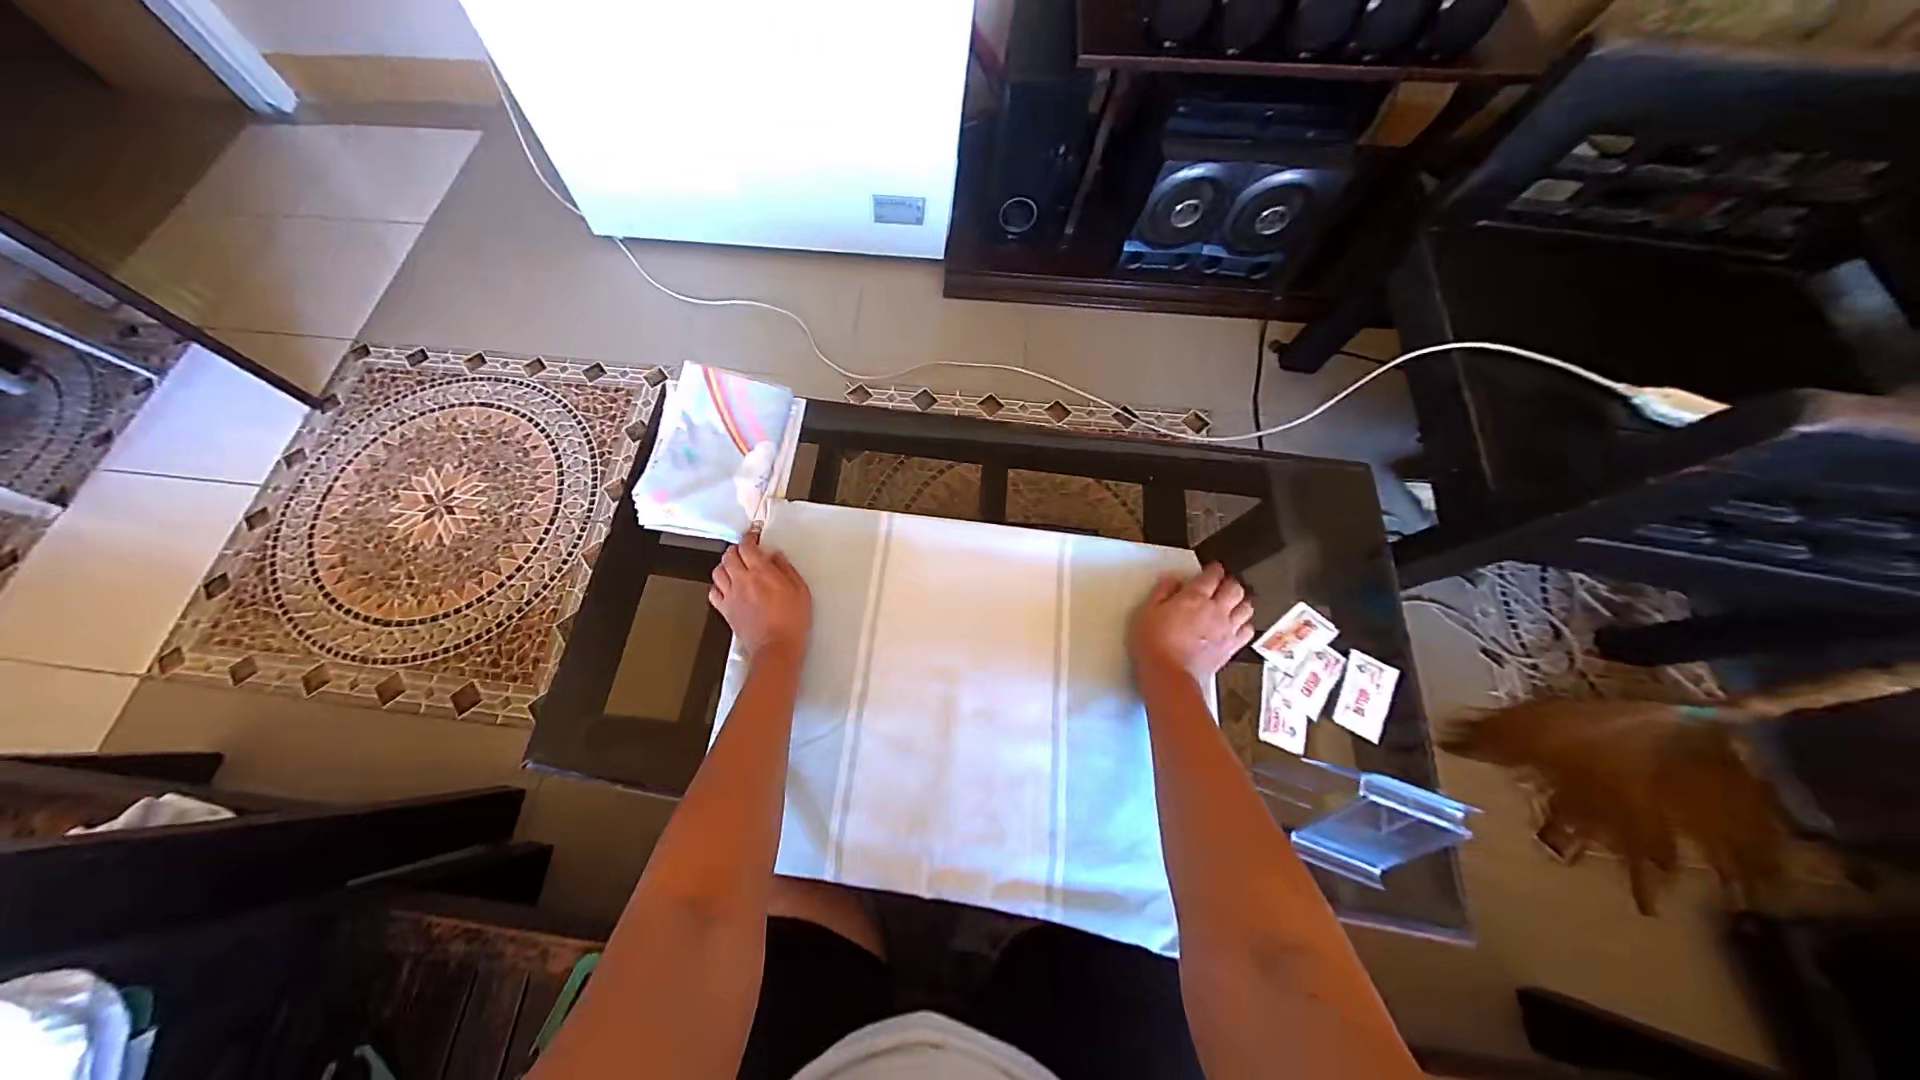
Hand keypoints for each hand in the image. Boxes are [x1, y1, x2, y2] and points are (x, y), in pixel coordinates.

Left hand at [710, 530, 811, 659]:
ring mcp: (731, 595)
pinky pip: (713, 592)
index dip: (750, 538)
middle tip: (746, 550)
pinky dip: (718, 586)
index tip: (754, 536)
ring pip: (718, 571)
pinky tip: (727, 587)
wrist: (777, 647)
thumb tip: (776, 557)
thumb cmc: (792, 622)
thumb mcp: (800, 590)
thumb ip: (786, 569)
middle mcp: (742, 581)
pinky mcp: (726, 610)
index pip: (747, 546)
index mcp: (761, 572)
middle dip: (737, 549)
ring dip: (725, 565)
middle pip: (729, 555)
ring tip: (735, 566)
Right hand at [1129, 563, 1254, 685]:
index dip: (1214, 569)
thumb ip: (1162, 592)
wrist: (1168, 675)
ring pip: (1246, 607)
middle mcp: (1215, 610)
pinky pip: (1248, 630)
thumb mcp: (1147, 611)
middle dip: (1230, 583)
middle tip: (1222, 584)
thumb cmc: (1154, 644)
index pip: (1212, 575)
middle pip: (1235, 588)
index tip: (1212, 569)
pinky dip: (1244, 625)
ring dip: (1240, 602)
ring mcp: (1226, 629)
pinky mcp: (1230, 647)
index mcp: (1194, 597)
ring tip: (1232, 602)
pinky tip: (1235, 626)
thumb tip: (1171, 580)